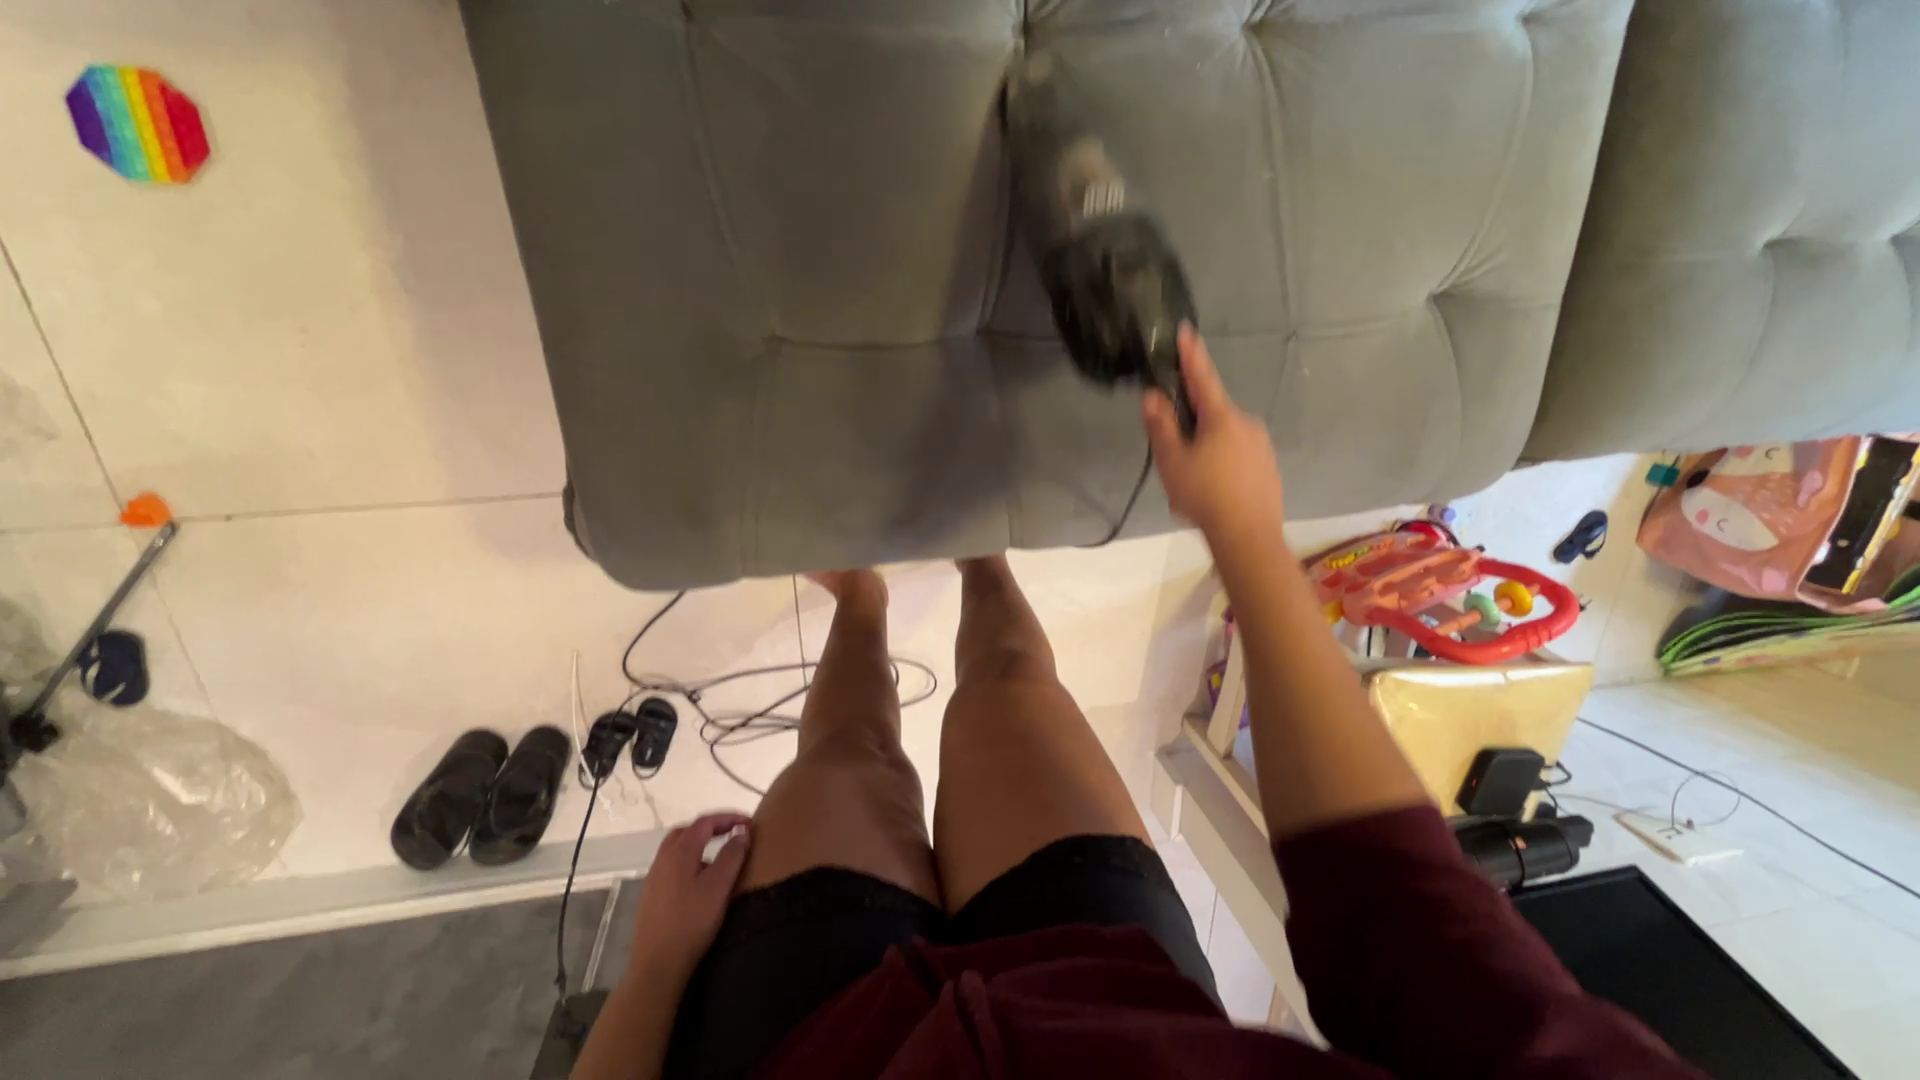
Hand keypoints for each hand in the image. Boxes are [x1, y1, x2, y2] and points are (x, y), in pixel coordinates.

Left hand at [627, 812, 751, 982]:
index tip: (749, 823)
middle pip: (686, 831)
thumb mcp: (719, 886)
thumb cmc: (691, 922)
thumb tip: (742, 832)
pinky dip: (690, 862)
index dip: (728, 818)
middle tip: (732, 833)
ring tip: (720, 857)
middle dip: (710, 827)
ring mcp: (653, 879)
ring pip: (677, 850)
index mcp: (679, 852)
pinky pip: (672, 867)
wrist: (657, 965)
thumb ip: (732, 855)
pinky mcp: (651, 897)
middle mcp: (662, 860)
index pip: (704, 822)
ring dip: (699, 845)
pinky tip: (701, 883)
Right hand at [1142, 325, 1285, 546]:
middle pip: (1212, 414)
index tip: (1186, 330)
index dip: (1191, 354)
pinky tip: (1213, 492)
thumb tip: (1152, 395)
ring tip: (1193, 482)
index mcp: (1221, 417)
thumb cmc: (1205, 496)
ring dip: (1206, 449)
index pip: (1202, 377)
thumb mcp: (1172, 462)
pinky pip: (1238, 456)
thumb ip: (1161, 426)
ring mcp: (1262, 445)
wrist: (1249, 536)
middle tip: (1174, 454)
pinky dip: (1223, 465)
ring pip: (1224, 438)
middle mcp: (1246, 423)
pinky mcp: (1269, 466)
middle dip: (1192, 425)